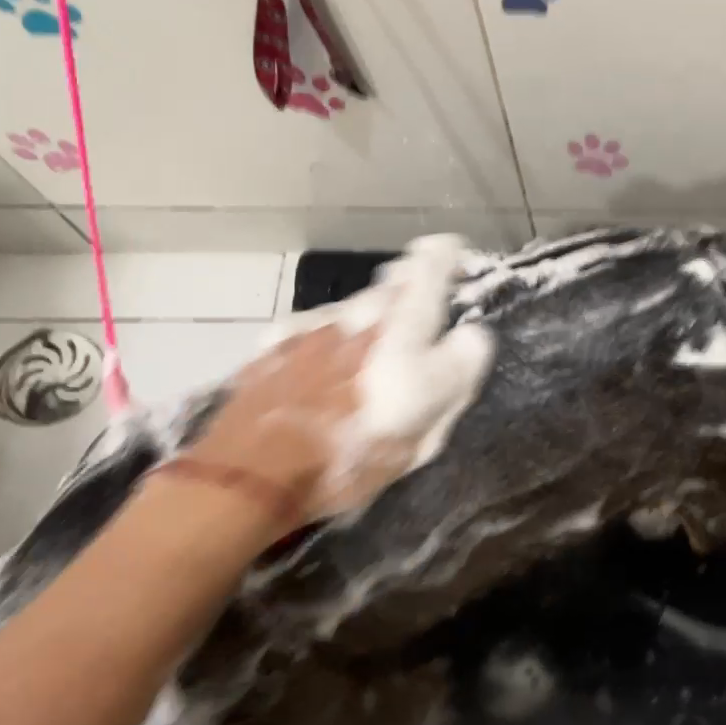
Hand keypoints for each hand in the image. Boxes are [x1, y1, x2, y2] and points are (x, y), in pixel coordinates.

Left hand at [185, 235, 494, 528]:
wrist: (254, 472)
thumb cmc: (353, 459)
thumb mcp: (428, 433)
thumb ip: (456, 379)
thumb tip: (471, 337)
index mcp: (403, 334)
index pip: (431, 270)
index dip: (446, 256)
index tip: (456, 252)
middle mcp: (357, 315)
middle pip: (391, 285)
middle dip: (412, 285)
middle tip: (425, 302)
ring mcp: (312, 323)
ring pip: (354, 307)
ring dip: (372, 318)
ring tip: (376, 349)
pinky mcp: (277, 341)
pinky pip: (317, 327)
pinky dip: (332, 338)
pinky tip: (328, 366)